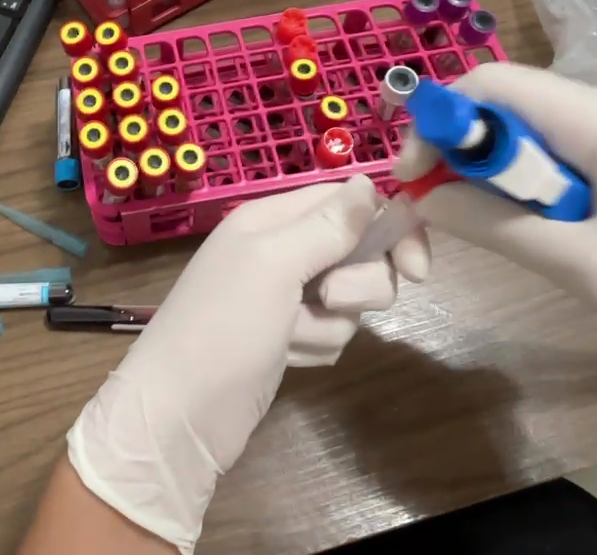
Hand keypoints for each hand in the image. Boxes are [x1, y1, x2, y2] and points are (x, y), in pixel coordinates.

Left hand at [66, 176, 428, 551]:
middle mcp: (281, 249)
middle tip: (329, 299)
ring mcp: (285, 296)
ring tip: (292, 336)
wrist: (181, 415)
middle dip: (357, 283)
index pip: (348, 200)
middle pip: (358, 250)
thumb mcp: (274, 264)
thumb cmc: (224, 327)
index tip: (416, 267)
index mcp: (272, 218)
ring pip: (350, 296)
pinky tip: (287, 357)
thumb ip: (325, 225)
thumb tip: (368, 182)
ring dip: (330, 322)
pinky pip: (332, 330)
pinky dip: (317, 346)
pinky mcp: (289, 336)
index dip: (388, 225)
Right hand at [398, 63, 596, 501]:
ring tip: (515, 232)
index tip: (414, 176)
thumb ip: (494, 225)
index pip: (493, 84)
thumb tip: (428, 196)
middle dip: (472, 151)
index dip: (439, 120)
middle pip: (519, 105)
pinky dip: (551, 185)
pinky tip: (566, 232)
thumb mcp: (586, 269)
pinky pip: (586, 155)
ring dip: (512, 173)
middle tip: (455, 212)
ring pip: (550, 133)